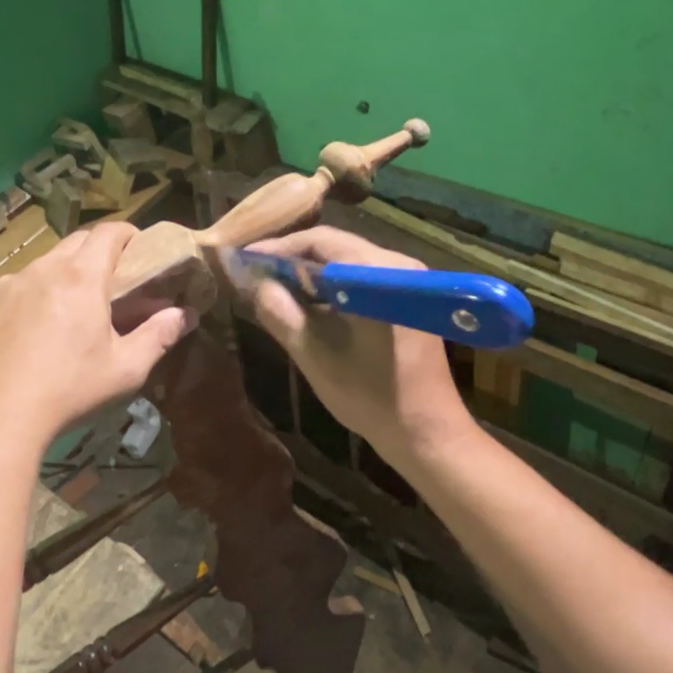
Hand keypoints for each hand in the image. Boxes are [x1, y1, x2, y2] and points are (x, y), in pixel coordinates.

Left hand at [0, 222, 195, 451]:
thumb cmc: (68, 393)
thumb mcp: (125, 371)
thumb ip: (158, 336)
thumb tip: (185, 314)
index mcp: (81, 278)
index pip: (108, 233)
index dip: (126, 234)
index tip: (136, 248)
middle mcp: (40, 270)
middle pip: (73, 243)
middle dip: (94, 253)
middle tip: (105, 282)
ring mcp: (2, 286)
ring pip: (37, 269)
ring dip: (55, 279)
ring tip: (59, 314)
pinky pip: (4, 293)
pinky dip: (19, 303)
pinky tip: (18, 337)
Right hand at [241, 227, 470, 461]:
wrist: (426, 431)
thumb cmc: (371, 396)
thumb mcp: (315, 356)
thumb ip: (282, 314)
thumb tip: (258, 284)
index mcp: (378, 274)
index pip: (320, 241)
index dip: (279, 247)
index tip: (245, 259)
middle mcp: (398, 265)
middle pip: (335, 246)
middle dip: (292, 258)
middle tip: (256, 273)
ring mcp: (408, 279)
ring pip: (347, 260)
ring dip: (311, 272)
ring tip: (275, 286)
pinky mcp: (409, 296)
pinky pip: (361, 276)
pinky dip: (332, 284)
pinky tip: (308, 301)